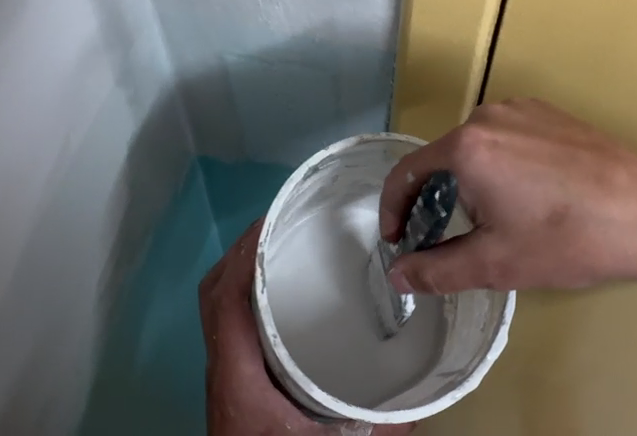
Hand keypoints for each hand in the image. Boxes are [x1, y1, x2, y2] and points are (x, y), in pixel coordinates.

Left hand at [200, 219, 416, 435]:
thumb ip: (381, 428)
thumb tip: (422, 400)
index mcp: (238, 378)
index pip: (224, 300)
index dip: (243, 254)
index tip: (274, 221)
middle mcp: (223, 372)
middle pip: (214, 294)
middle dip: (242, 252)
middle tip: (284, 226)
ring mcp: (224, 379)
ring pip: (218, 310)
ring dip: (241, 273)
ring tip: (282, 250)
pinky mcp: (232, 387)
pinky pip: (229, 327)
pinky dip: (246, 299)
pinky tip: (281, 298)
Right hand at [378, 98, 636, 293]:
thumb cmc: (567, 238)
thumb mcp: (495, 263)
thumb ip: (436, 269)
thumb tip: (398, 275)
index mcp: (466, 146)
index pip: (408, 172)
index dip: (395, 209)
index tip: (398, 240)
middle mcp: (488, 115)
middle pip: (445, 160)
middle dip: (441, 201)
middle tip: (457, 241)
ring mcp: (523, 109)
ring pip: (479, 149)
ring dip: (476, 184)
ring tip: (505, 224)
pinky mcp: (552, 113)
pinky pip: (509, 139)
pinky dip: (505, 167)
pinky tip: (536, 199)